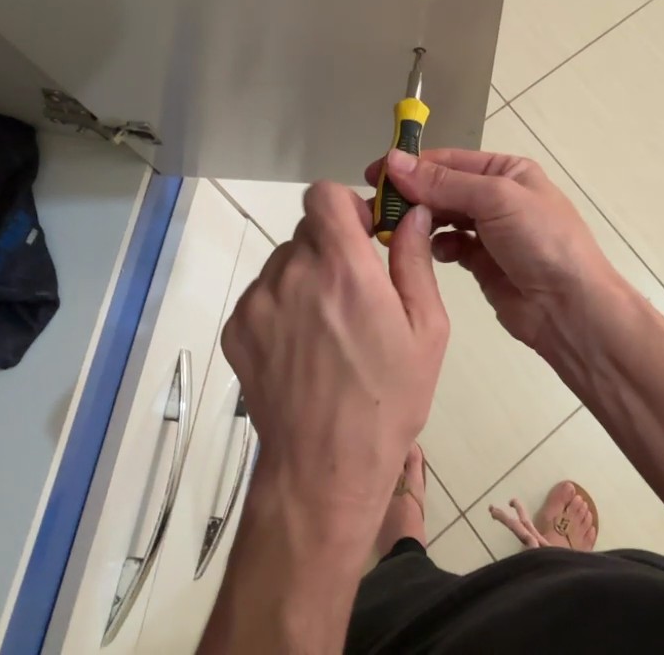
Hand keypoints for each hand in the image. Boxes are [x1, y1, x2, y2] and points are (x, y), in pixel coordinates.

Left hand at [220, 182, 448, 523]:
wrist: (324, 468)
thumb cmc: (389, 399)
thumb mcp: (426, 330)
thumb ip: (415, 262)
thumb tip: (410, 214)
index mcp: (344, 269)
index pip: (323, 195)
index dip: (344, 206)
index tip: (364, 235)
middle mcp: (292, 275)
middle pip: (307, 230)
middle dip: (333, 247)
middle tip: (356, 293)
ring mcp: (257, 304)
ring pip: (283, 262)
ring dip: (306, 276)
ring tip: (328, 328)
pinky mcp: (236, 330)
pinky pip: (262, 295)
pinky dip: (282, 306)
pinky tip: (304, 347)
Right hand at [366, 149, 637, 354]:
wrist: (571, 307)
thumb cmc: (541, 241)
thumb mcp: (495, 200)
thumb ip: (443, 182)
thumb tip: (393, 160)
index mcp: (507, 171)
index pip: (449, 161)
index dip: (411, 165)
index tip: (373, 175)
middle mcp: (498, 196)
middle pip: (443, 188)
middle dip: (412, 196)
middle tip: (376, 209)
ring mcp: (490, 232)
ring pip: (443, 218)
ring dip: (421, 222)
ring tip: (396, 232)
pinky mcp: (482, 264)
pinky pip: (450, 247)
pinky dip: (437, 247)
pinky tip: (432, 252)